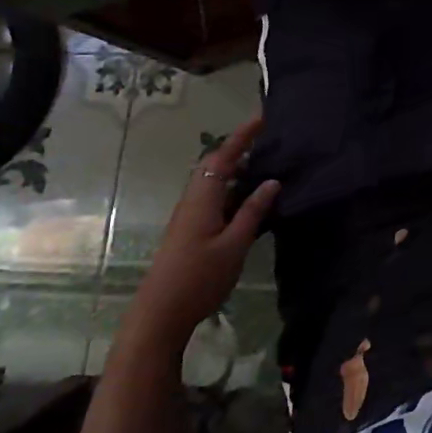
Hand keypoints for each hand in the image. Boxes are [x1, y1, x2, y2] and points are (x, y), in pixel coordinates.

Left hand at [121, 116, 278, 356]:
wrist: (160, 314)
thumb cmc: (199, 278)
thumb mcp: (234, 244)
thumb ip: (253, 211)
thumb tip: (272, 181)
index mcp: (202, 198)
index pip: (223, 156)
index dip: (242, 136)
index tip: (263, 118)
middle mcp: (193, 200)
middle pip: (216, 165)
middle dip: (241, 149)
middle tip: (271, 142)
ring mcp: (191, 216)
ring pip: (216, 183)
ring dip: (239, 171)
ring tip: (269, 166)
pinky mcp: (192, 230)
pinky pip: (216, 198)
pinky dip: (235, 191)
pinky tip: (253, 201)